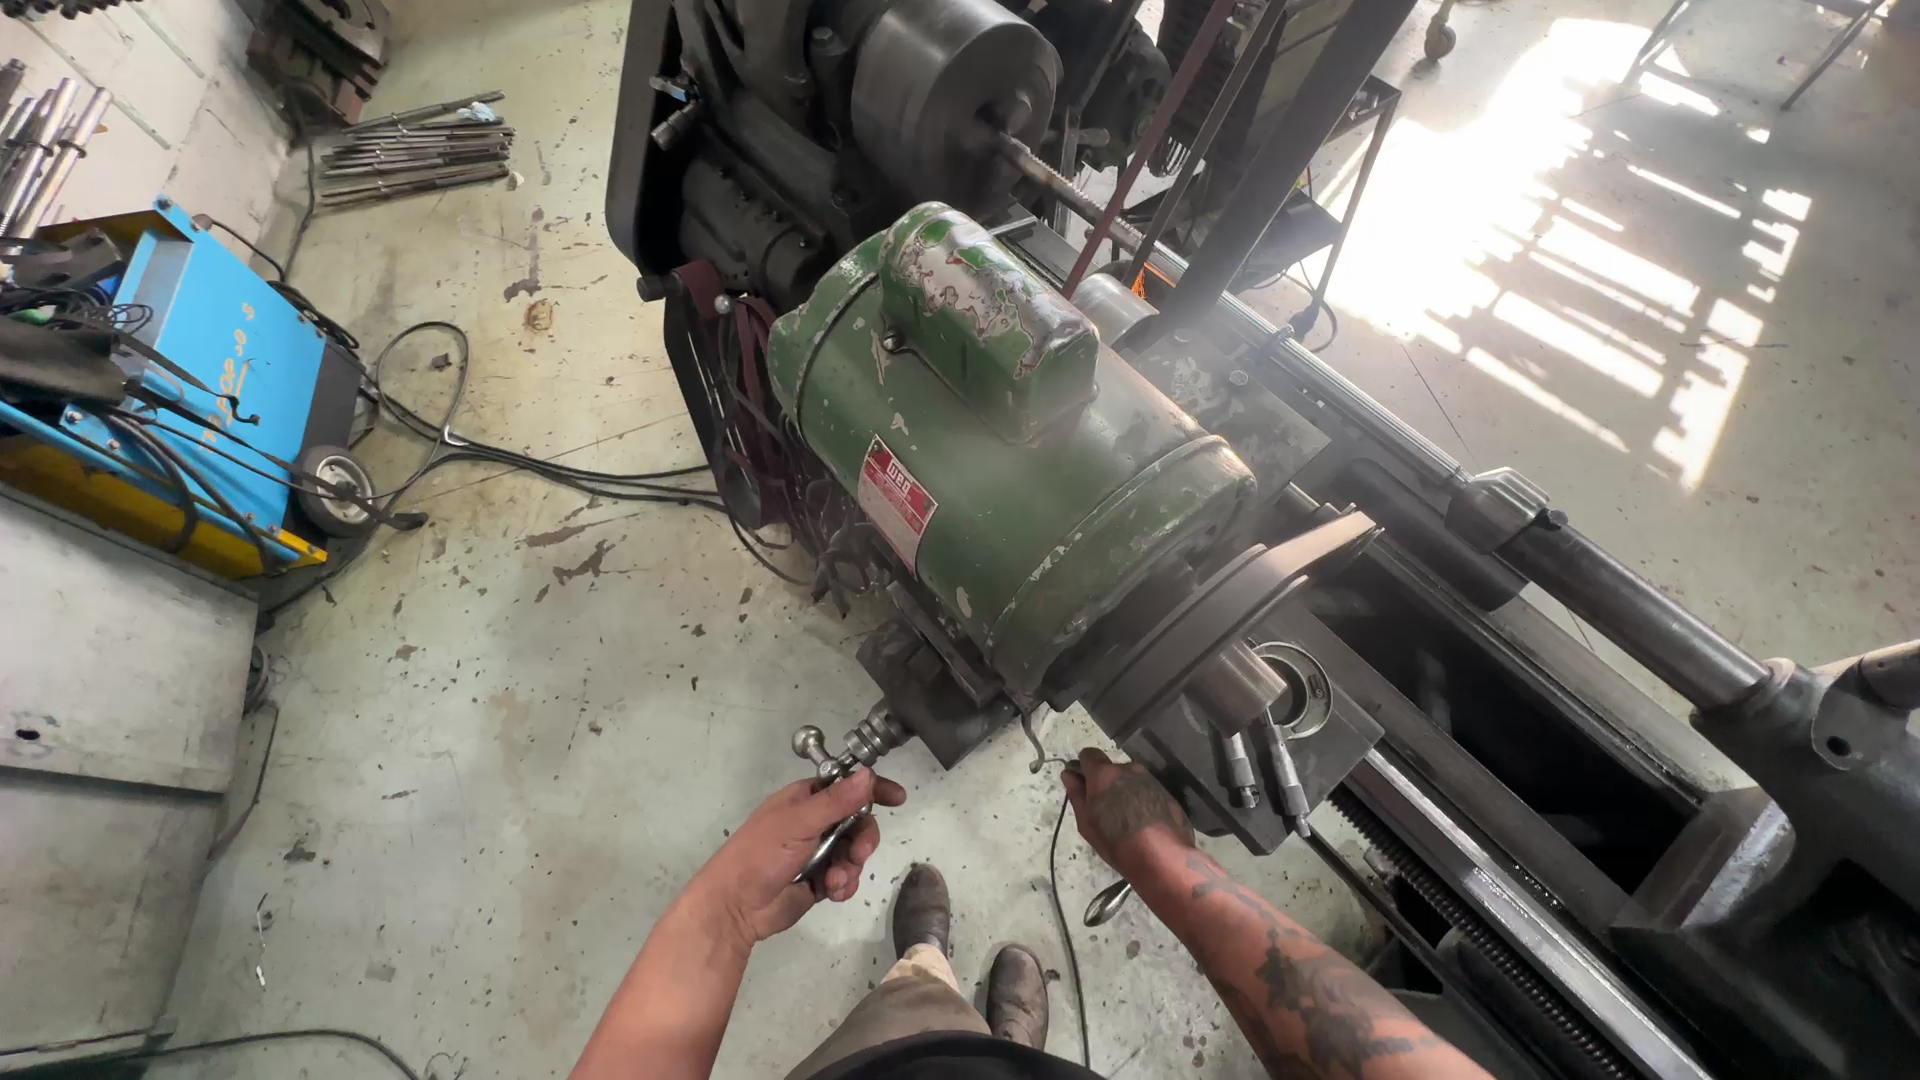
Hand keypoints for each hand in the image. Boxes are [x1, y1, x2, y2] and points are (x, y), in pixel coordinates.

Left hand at [690, 768, 907, 948]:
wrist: (734, 908)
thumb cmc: (761, 854)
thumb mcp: (799, 822)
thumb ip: (836, 801)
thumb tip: (868, 774)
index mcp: (807, 798)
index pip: (847, 785)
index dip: (872, 789)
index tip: (897, 797)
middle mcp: (814, 821)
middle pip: (858, 821)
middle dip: (863, 839)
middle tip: (860, 853)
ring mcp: (817, 851)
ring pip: (854, 851)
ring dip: (851, 867)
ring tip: (836, 881)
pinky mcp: (819, 879)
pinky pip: (846, 877)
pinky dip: (844, 885)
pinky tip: (832, 893)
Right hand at [1061, 747, 1195, 880]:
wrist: (1164, 858)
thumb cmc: (1116, 842)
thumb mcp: (1086, 822)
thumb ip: (1076, 794)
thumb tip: (1068, 774)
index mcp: (1104, 773)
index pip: (1088, 754)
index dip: (1084, 768)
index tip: (1084, 786)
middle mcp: (1128, 768)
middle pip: (1111, 769)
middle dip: (1106, 783)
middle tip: (1105, 809)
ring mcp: (1150, 779)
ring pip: (1130, 779)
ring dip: (1125, 791)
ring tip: (1127, 818)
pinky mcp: (1166, 792)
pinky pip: (1146, 789)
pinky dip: (1141, 799)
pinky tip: (1143, 822)